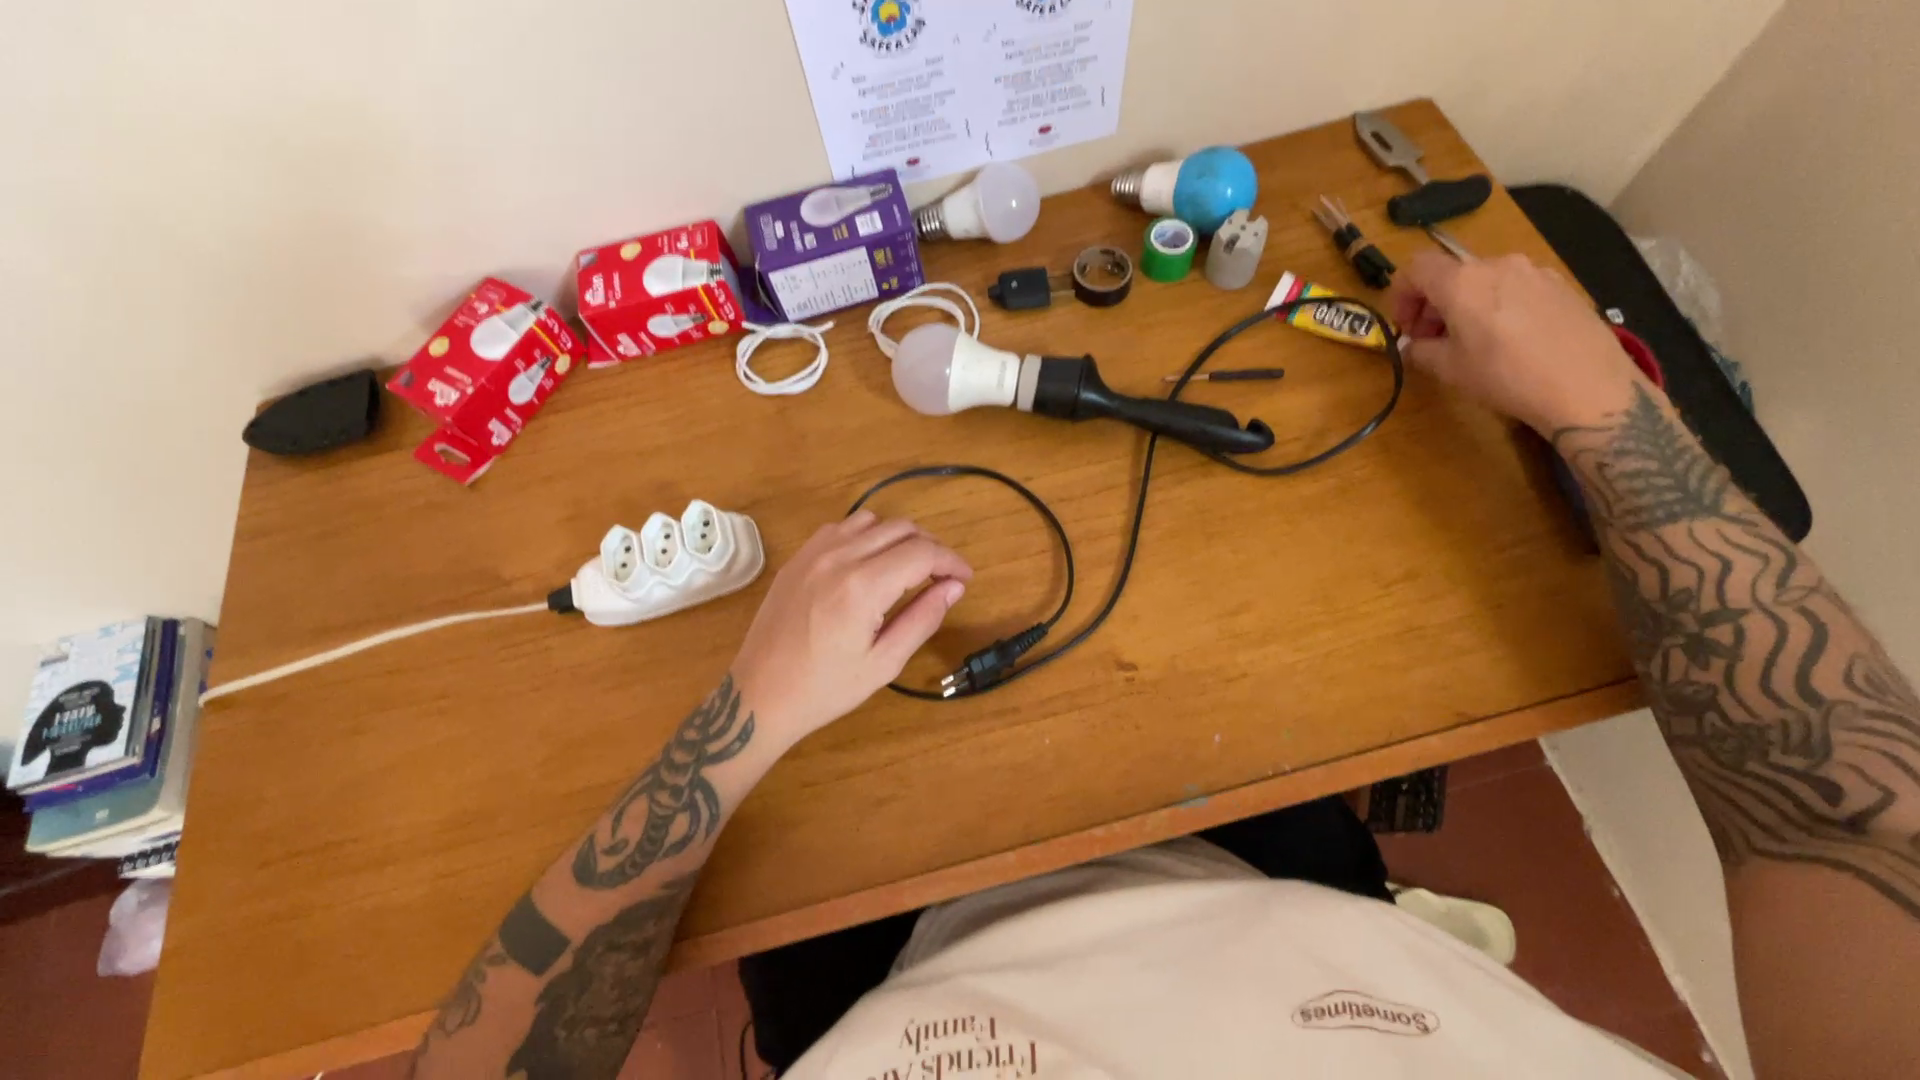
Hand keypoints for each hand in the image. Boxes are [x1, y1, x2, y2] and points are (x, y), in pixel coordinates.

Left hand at [730, 512, 971, 745]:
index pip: (922, 553)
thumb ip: (922, 619)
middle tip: (941, 578)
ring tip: (908, 569)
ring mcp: (813, 553)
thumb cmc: (825, 689)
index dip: (951, 562)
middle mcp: (838, 558)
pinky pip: (840, 528)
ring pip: (871, 521)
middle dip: (930, 548)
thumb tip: (954, 587)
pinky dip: (865, 536)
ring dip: (898, 538)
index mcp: (862, 588)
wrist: (759, 694)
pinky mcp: (797, 558)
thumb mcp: (883, 663)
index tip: (964, 578)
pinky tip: (869, 564)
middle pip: (901, 529)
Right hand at [1392, 253, 1653, 434]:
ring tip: (1473, 341)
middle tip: (1433, 339)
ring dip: (1467, 305)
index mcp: (1462, 282)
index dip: (1401, 294)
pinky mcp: (1561, 285)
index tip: (1404, 325)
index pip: (1416, 267)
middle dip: (1434, 304)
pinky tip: (1510, 339)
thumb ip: (1422, 350)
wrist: (1586, 384)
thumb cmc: (1505, 375)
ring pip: (1485, 280)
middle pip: (1452, 273)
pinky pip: (1515, 288)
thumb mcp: (1449, 369)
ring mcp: (1534, 272)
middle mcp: (1497, 265)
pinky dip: (1499, 306)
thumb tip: (1416, 344)